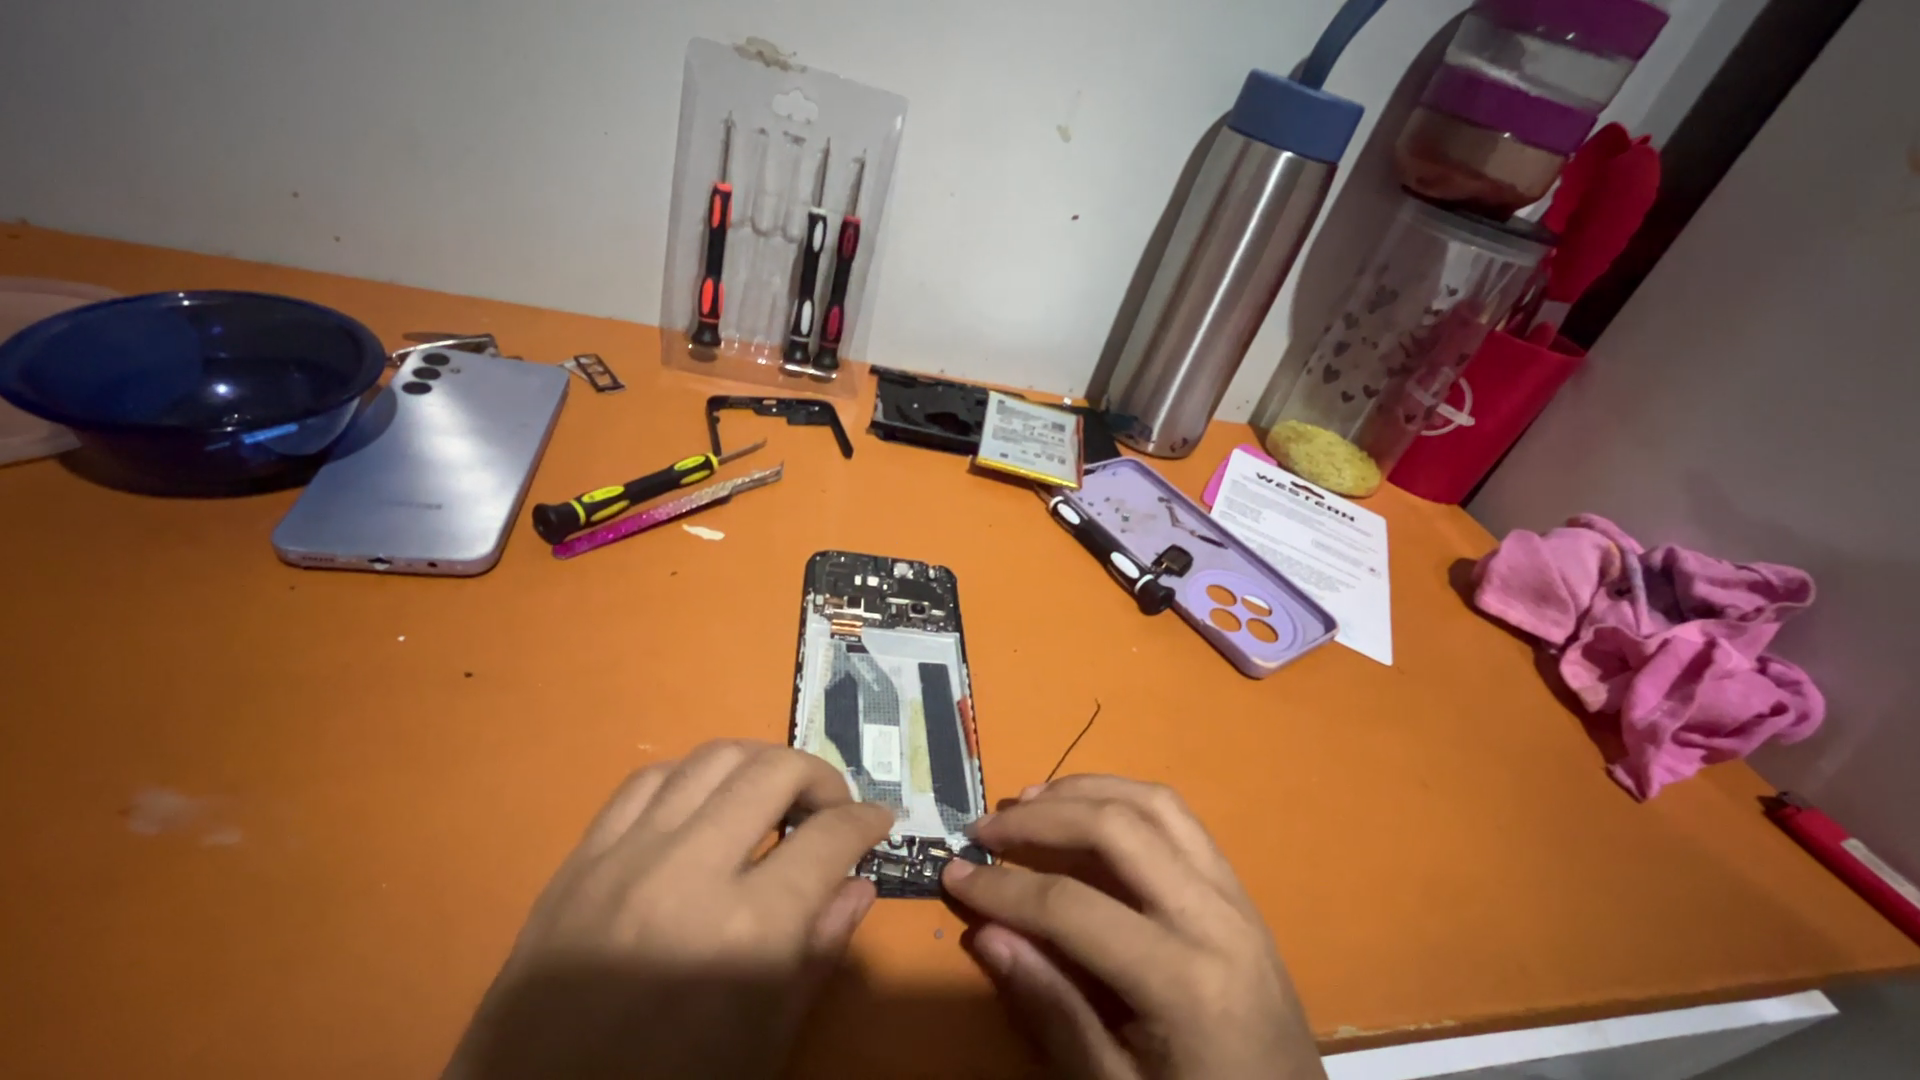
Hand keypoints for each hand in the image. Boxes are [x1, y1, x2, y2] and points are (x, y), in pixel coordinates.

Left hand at [444, 740, 893, 1079]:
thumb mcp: (763, 1042)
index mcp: (748, 930)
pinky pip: (647, 780)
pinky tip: (703, 805)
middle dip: (820, 777)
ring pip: (711, 758)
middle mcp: (690, 870)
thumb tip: (860, 884)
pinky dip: (692, 777)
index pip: (829, 837)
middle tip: (829, 809)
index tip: (879, 822)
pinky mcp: (582, 857)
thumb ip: (819, 952)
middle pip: (774, 771)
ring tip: (773, 797)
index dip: (866, 821)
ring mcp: (628, 855)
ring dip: (760, 765)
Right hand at [942, 776, 1324, 1079]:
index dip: (1003, 888)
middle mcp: (1213, 917)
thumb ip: (1052, 1008)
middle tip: (986, 828)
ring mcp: (1234, 895)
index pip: (1072, 906)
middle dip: (1040, 819)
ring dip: (1085, 790)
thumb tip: (986, 932)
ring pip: (1154, 803)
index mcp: (1183, 980)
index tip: (953, 874)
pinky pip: (1180, 819)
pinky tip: (1090, 811)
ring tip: (1031, 801)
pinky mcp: (1240, 890)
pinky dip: (1125, 798)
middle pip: (1117, 827)